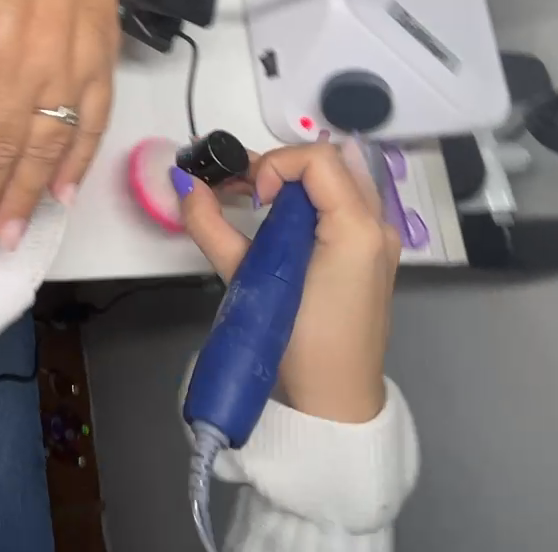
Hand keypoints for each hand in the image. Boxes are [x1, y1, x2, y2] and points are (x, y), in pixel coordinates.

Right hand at [179, 143, 400, 422]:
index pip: (317, 159)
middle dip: (273, 167)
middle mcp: (375, 226)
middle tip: (233, 189)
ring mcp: (374, 240)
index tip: (254, 200)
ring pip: (331, 180)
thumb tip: (182, 182)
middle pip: (325, 163)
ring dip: (284, 180)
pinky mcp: (364, 253)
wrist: (333, 399)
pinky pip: (335, 203)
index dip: (275, 165)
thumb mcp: (246, 275)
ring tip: (242, 200)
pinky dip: (299, 198)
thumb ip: (209, 223)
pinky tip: (266, 217)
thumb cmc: (296, 337)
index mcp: (357, 228)